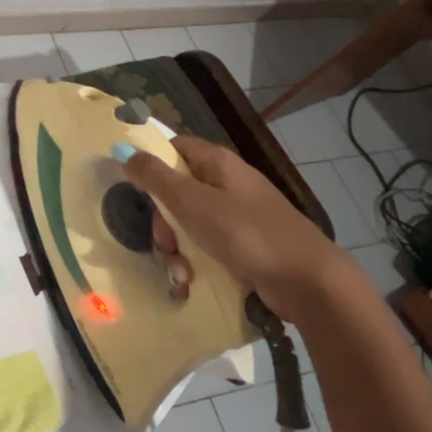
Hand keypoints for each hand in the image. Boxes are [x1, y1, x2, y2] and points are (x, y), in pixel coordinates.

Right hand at [121, 134, 358, 323]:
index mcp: (217, 163)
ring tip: (181, 273)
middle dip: (164, 222)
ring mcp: (237, 217)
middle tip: (165, 242)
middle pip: (177, 192)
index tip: (133, 187)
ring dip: (177, 250)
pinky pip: (207, 249)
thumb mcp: (192, 203)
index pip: (174, 148)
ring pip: (189, 225)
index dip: (151, 163)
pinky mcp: (244, 247)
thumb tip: (124, 152)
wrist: (308, 282)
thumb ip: (155, 177)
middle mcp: (226, 185)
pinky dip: (195, 265)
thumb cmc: (246, 233)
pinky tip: (190, 283)